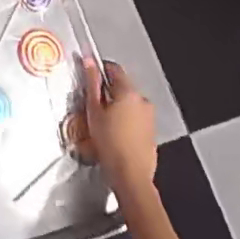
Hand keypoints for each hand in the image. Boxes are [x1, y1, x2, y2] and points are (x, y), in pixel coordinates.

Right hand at [82, 57, 156, 199]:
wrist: (131, 176)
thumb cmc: (109, 143)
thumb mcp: (93, 111)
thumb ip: (91, 83)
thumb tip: (88, 62)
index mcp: (129, 92)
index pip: (114, 69)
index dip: (99, 70)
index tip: (88, 79)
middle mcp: (143, 101)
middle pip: (121, 87)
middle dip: (106, 92)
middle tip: (91, 107)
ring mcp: (149, 117)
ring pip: (128, 103)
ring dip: (115, 107)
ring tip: (100, 124)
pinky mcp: (150, 131)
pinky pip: (134, 117)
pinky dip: (124, 120)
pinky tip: (113, 135)